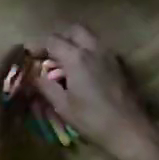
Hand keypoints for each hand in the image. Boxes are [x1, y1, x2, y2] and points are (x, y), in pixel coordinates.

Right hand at [29, 25, 158, 159]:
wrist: (131, 129)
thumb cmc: (93, 120)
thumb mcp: (64, 106)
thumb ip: (46, 86)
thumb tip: (33, 76)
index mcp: (77, 57)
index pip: (52, 40)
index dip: (37, 45)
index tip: (27, 54)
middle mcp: (94, 49)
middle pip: (73, 30)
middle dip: (58, 38)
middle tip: (47, 55)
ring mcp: (110, 54)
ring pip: (88, 37)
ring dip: (74, 43)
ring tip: (63, 63)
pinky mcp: (119, 64)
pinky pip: (99, 48)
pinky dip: (87, 52)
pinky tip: (82, 72)